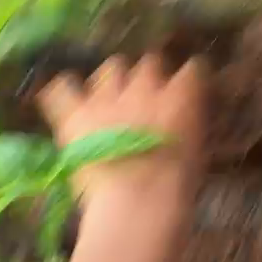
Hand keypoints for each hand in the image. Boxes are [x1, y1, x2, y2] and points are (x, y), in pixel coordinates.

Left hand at [38, 55, 206, 202]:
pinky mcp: (75, 112)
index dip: (192, 76)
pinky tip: (71, 97)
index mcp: (181, 95)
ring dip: (115, 78)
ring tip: (112, 94)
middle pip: (149, 62)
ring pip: (112, 67)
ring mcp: (107, 97)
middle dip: (151, 73)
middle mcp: (145, 86)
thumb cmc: (178, 181)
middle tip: (149, 93)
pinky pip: (62, 86)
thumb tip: (188, 118)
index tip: (191, 86)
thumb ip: (191, 123)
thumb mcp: (199, 147)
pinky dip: (66, 89)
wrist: (137, 199)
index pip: (193, 68)